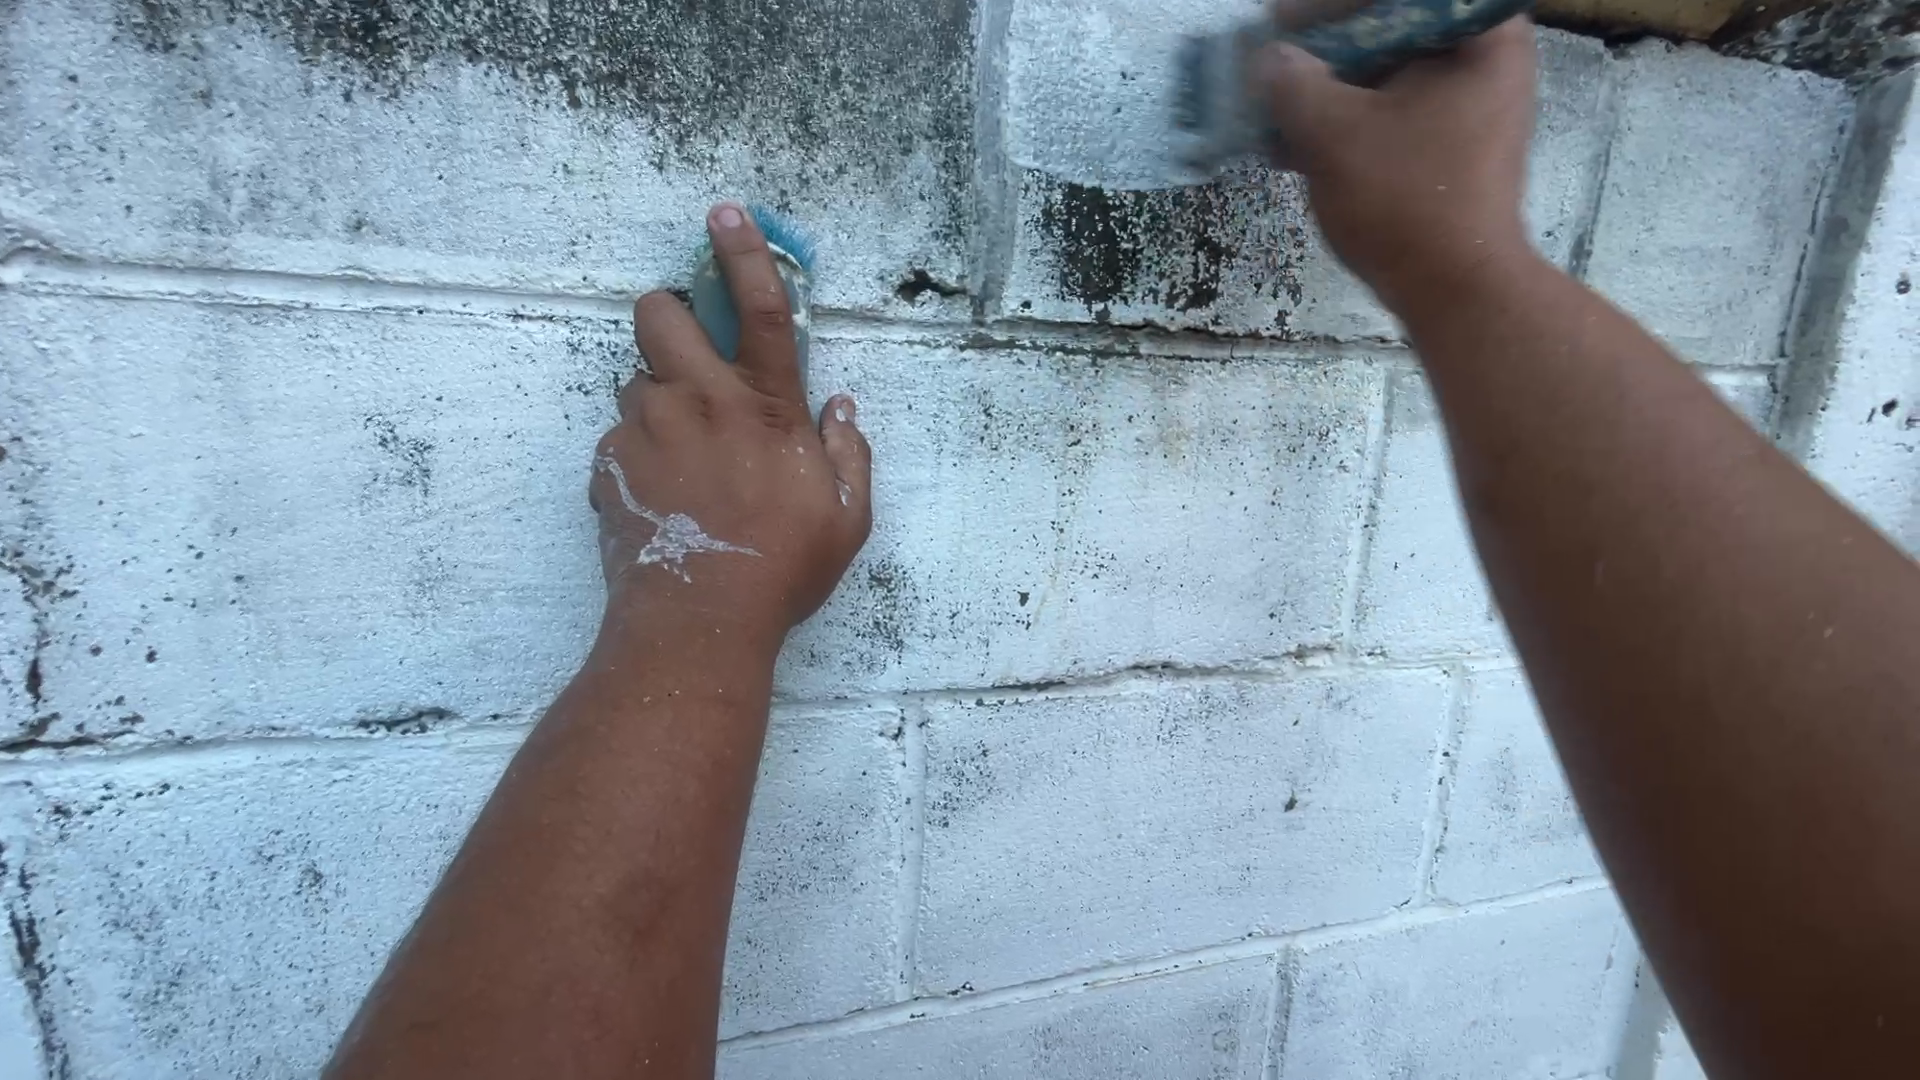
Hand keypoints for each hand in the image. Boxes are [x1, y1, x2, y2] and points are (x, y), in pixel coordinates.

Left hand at [589, 203, 871, 650]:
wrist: (700, 619)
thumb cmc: (784, 568)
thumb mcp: (847, 517)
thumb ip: (850, 453)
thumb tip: (840, 408)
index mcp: (765, 409)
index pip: (759, 311)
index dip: (745, 255)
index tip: (725, 214)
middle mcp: (699, 402)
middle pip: (657, 313)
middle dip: (670, 318)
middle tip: (690, 362)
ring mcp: (645, 430)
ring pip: (635, 380)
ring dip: (659, 399)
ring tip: (683, 454)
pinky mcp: (608, 464)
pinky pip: (620, 436)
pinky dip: (640, 451)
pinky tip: (664, 495)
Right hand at [1257, 16, 1537, 311]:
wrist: (1453, 286)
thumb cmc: (1404, 200)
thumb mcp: (1335, 136)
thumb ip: (1293, 87)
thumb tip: (1265, 60)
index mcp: (1476, 32)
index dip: (1327, 6)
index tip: (1275, 21)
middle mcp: (1481, 58)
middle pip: (1389, 32)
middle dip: (1320, 54)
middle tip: (1269, 68)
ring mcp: (1467, 107)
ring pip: (1382, 80)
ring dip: (1322, 96)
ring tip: (1268, 115)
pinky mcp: (1447, 150)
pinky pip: (1386, 120)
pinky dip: (1341, 128)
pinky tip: (1291, 149)